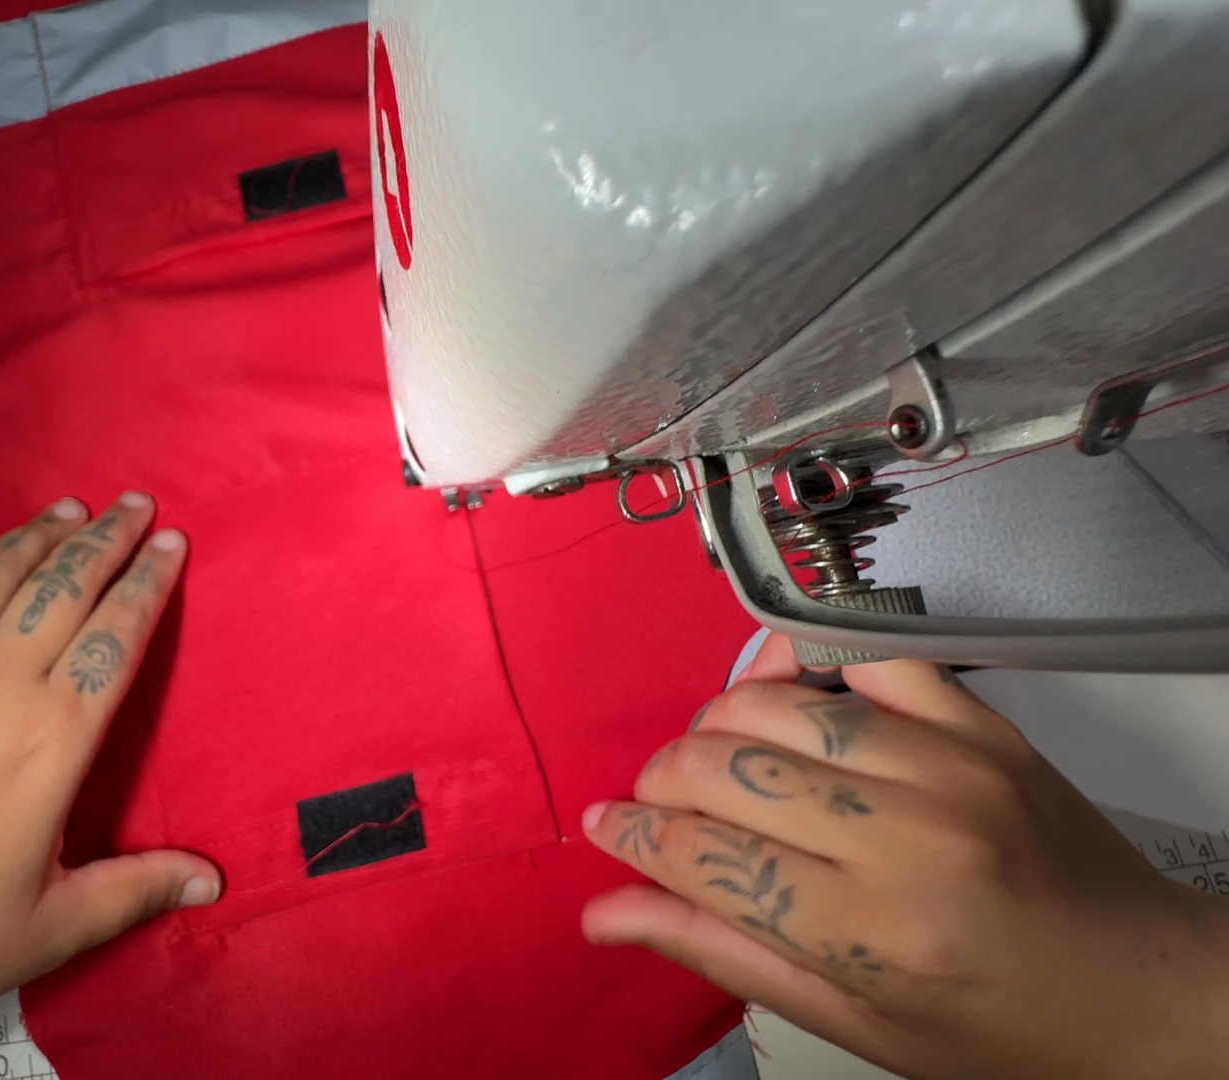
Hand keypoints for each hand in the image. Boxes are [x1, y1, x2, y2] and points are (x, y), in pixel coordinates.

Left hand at [0, 494, 218, 1079]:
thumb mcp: (49, 928)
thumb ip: (137, 890)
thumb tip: (217, 882)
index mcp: (54, 731)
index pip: (119, 632)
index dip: (151, 582)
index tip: (173, 542)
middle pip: (66, 585)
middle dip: (109, 538)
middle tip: (135, 501)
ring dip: (36, 535)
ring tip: (67, 506)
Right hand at [580, 635, 1228, 1079]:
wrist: (1161, 996)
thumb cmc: (996, 1030)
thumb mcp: (847, 1019)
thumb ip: (714, 948)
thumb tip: (601, 914)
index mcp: (876, 932)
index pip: (698, 856)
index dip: (629, 837)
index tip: (604, 827)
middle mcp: (907, 838)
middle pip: (717, 769)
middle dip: (658, 784)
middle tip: (660, 806)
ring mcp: (947, 764)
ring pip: (765, 706)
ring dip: (711, 729)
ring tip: (716, 763)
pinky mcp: (974, 721)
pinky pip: (855, 655)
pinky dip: (797, 662)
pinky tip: (776, 691)